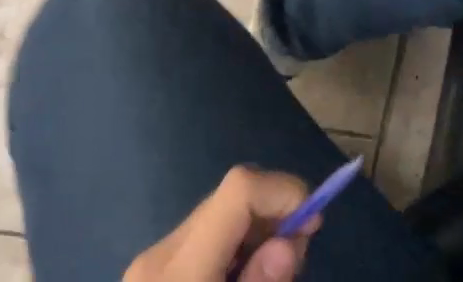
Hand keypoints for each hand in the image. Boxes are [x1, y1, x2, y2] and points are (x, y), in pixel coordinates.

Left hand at [124, 166, 319, 281]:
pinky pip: (207, 238)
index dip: (285, 192)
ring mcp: (149, 264)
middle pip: (233, 198)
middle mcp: (159, 255)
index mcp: (179, 272)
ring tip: (266, 274)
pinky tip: (241, 277)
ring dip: (258, 233)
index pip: (239, 189)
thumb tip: (290, 239)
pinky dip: (236, 247)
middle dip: (276, 216)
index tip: (312, 225)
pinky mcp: (150, 274)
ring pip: (222, 216)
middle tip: (293, 260)